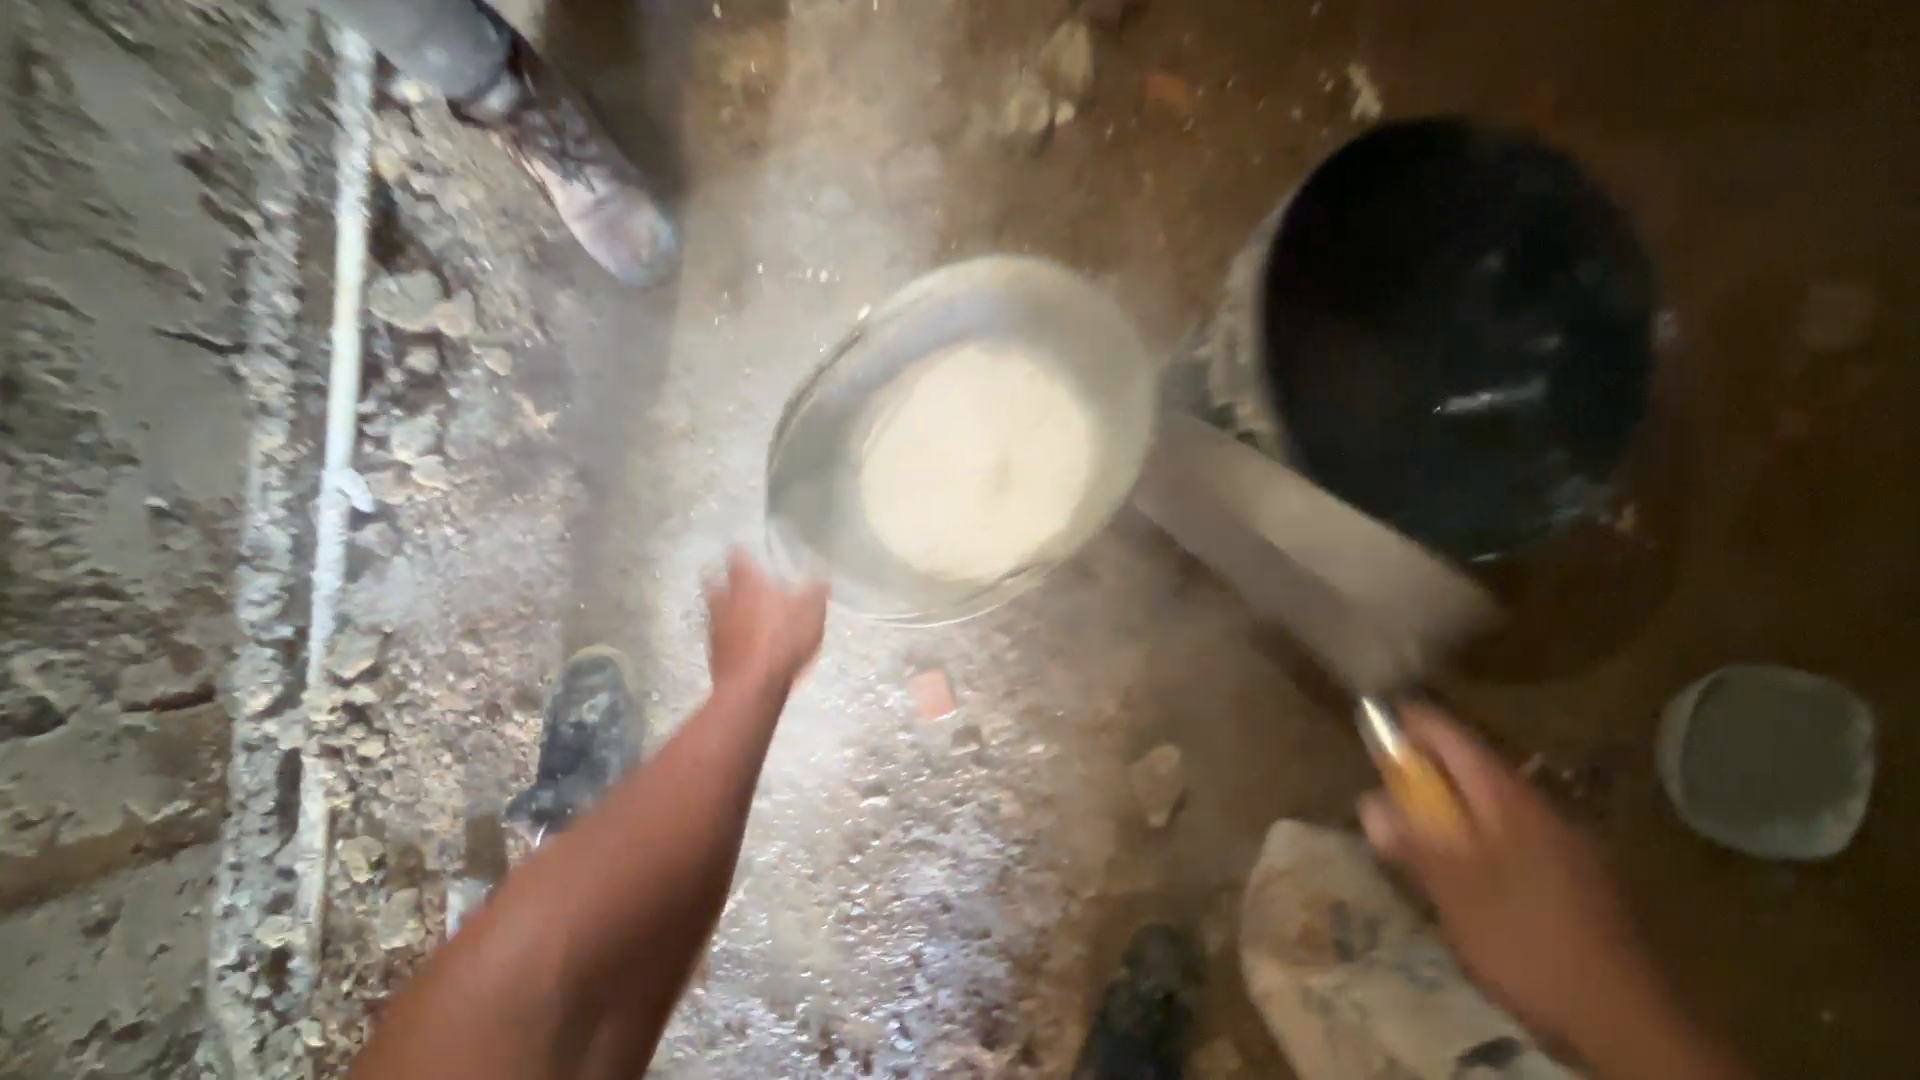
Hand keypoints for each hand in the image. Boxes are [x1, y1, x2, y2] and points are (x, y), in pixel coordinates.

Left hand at [703, 549, 827, 691]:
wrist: (753, 686)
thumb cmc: (784, 643)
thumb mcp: (811, 615)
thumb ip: (814, 593)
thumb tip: (822, 574)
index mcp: (750, 586)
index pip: (739, 560)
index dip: (738, 552)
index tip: (738, 547)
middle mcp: (726, 601)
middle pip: (714, 582)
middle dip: (718, 577)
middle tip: (724, 576)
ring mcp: (716, 628)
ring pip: (712, 608)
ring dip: (718, 605)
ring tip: (728, 606)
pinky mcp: (713, 653)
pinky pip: (716, 634)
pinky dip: (723, 632)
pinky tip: (733, 637)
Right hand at [1357, 706, 1659, 1050]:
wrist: (1625, 1018)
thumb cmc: (1527, 943)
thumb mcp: (1454, 895)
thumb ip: (1413, 844)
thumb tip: (1370, 802)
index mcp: (1509, 802)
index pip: (1455, 740)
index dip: (1414, 724)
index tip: (1377, 718)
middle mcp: (1540, 809)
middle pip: (1474, 768)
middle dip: (1428, 767)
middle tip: (1387, 778)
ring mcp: (1564, 843)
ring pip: (1494, 804)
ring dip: (1452, 803)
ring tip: (1418, 824)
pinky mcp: (1576, 877)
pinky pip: (1512, 833)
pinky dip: (1477, 833)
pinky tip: (1466, 867)